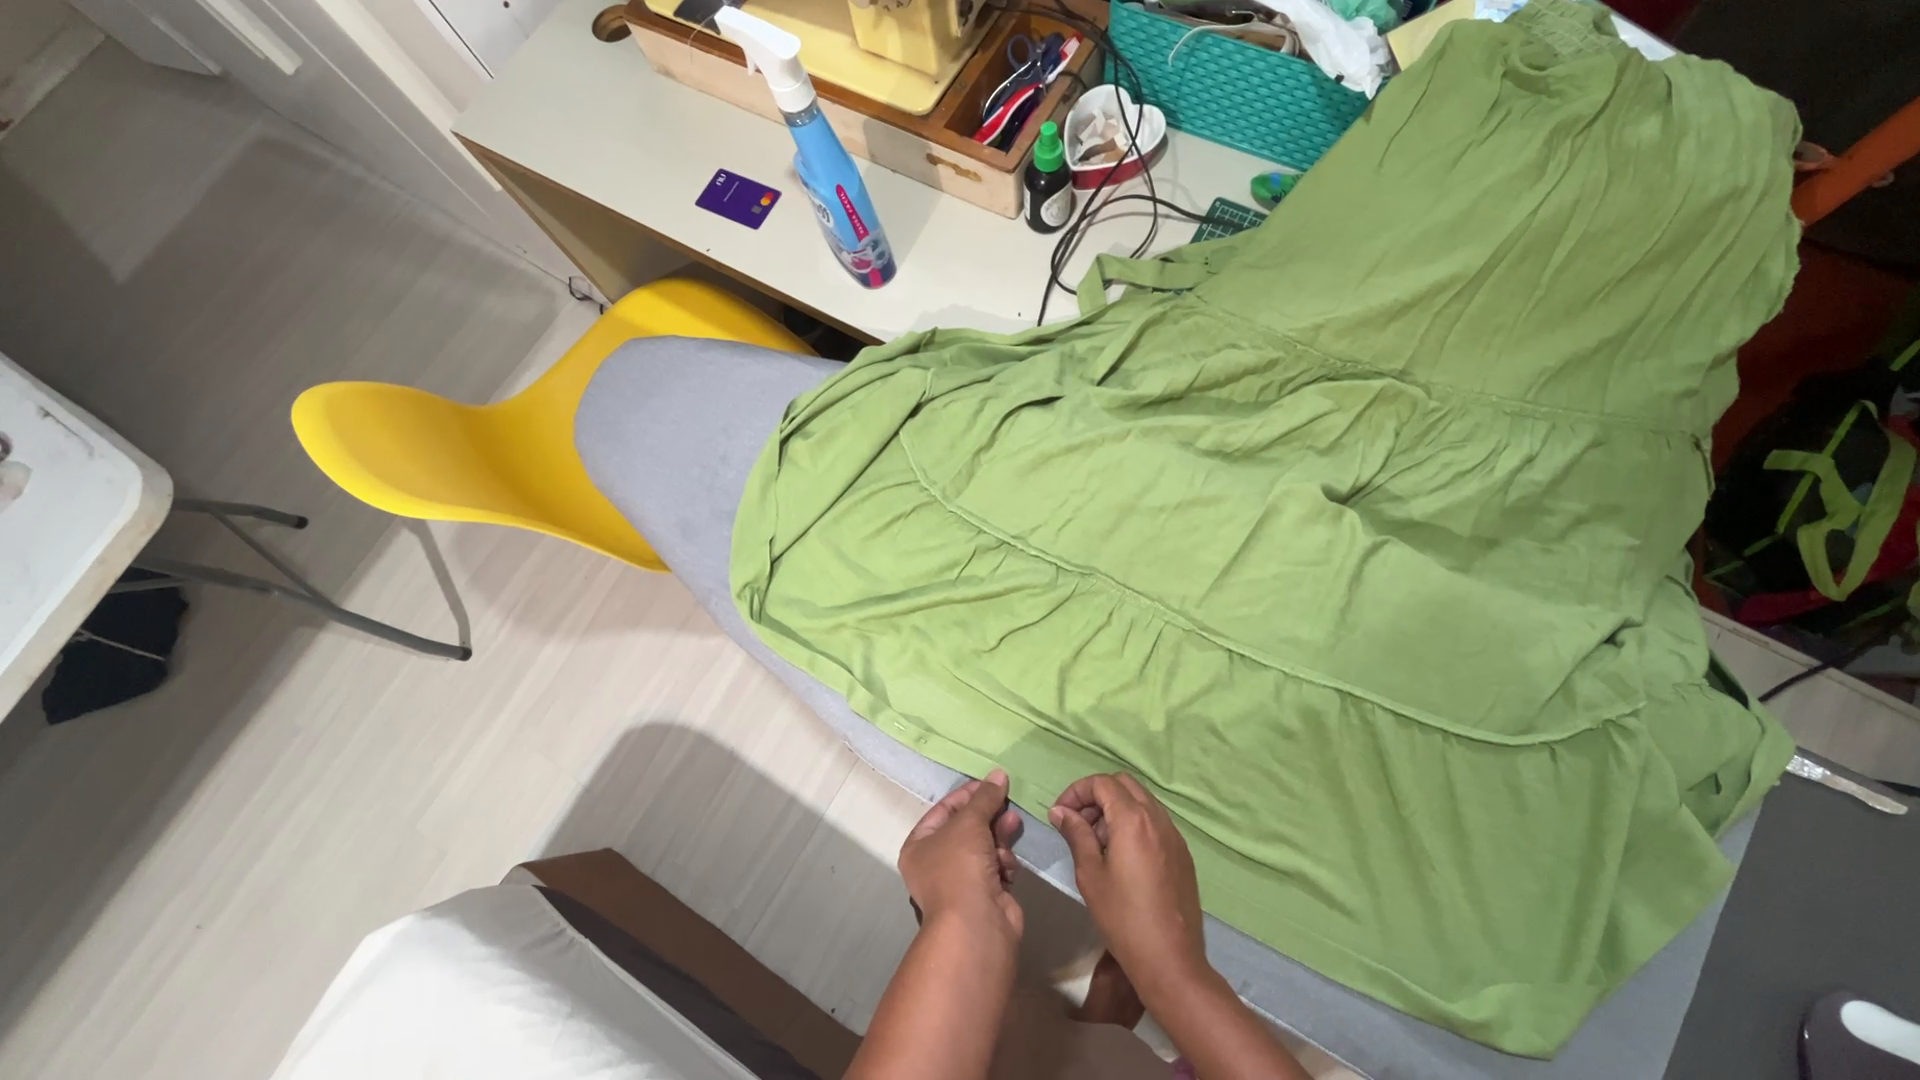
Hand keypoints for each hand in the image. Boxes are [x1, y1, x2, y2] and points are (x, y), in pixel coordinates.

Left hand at [898, 768, 1023, 942]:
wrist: (976, 924)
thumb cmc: (960, 866)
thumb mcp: (969, 822)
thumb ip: (984, 798)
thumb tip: (999, 775)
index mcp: (919, 846)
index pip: (944, 810)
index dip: (967, 794)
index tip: (992, 783)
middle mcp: (937, 863)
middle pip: (967, 828)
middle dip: (988, 815)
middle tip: (1007, 803)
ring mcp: (962, 881)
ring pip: (985, 846)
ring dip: (1000, 836)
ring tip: (1013, 825)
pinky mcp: (986, 894)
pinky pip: (997, 867)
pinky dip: (1004, 862)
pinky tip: (1008, 864)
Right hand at [1049, 773, 1206, 994]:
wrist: (1170, 959)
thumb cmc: (1122, 917)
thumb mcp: (1090, 874)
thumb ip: (1076, 834)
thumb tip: (1061, 811)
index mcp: (1133, 819)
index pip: (1102, 783)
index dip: (1077, 791)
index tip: (1060, 814)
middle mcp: (1158, 818)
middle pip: (1124, 784)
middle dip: (1096, 795)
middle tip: (1078, 823)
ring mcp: (1174, 835)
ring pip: (1142, 801)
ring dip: (1116, 809)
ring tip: (1096, 842)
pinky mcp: (1182, 853)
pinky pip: (1155, 822)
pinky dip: (1134, 824)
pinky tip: (1121, 856)